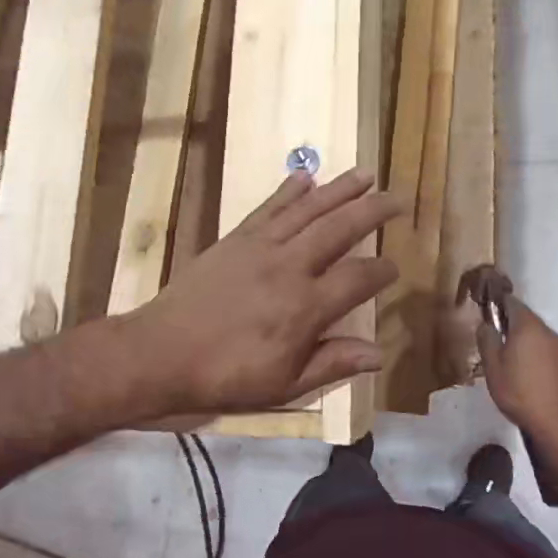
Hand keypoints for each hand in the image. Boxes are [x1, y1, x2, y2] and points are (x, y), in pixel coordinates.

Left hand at [127, 169, 403, 417]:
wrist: (160, 354)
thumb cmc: (227, 376)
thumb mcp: (285, 384)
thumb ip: (333, 363)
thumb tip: (379, 354)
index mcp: (305, 307)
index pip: (358, 278)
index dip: (382, 270)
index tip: (395, 267)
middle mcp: (289, 267)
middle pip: (339, 229)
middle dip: (372, 211)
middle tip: (397, 199)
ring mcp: (260, 247)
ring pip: (308, 210)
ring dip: (339, 189)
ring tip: (365, 173)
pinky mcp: (235, 239)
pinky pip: (268, 208)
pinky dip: (288, 190)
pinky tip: (305, 176)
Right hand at [478, 298, 557, 441]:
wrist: (556, 421)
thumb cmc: (519, 391)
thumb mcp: (493, 366)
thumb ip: (487, 339)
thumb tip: (486, 324)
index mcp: (527, 326)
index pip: (511, 301)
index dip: (496, 302)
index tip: (484, 310)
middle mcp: (545, 330)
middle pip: (524, 316)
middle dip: (507, 321)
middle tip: (490, 335)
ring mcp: (557, 346)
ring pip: (534, 332)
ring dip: (519, 336)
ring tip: (503, 354)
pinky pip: (542, 347)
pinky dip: (530, 349)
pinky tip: (522, 368)